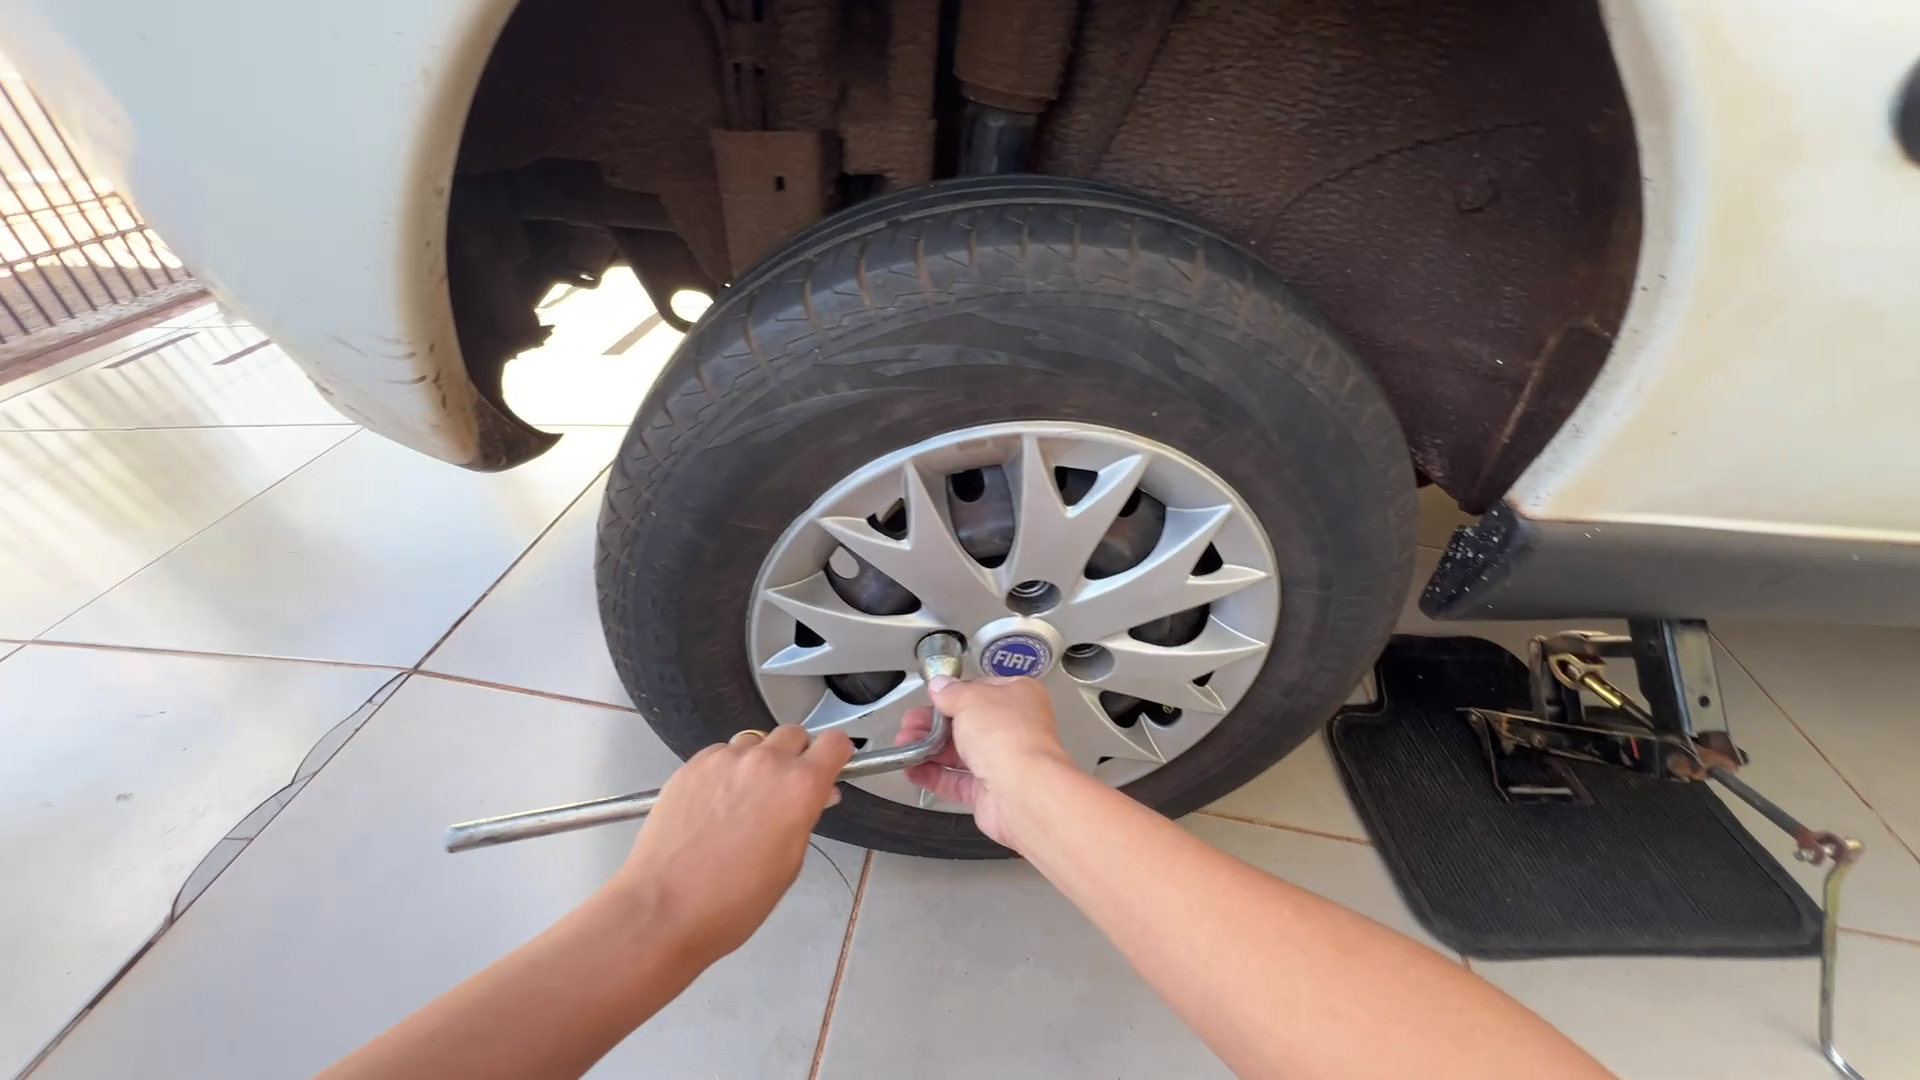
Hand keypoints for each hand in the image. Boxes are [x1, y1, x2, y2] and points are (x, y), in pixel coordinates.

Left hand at [609, 726, 852, 963]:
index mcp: (800, 787)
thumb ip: (805, 817)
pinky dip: (725, 769)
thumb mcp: (789, 863)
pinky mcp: (691, 765)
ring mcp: (725, 759)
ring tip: (744, 798)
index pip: (834, 743)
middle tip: (785, 788)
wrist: (662, 910)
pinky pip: (720, 754)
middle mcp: (766, 762)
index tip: (830, 766)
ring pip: (755, 741)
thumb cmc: (734, 902)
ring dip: (758, 760)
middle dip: (796, 755)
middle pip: (794, 734)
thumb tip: (814, 796)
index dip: (836, 754)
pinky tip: (714, 804)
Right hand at [894, 676, 1076, 848]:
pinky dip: (934, 775)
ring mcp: (1003, 761)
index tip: (931, 697)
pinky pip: (957, 781)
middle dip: (933, 724)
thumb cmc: (1011, 738)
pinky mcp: (991, 791)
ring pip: (960, 753)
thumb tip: (941, 686)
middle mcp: (1015, 729)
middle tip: (911, 724)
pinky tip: (914, 770)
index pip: (982, 689)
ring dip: (929, 749)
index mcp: (1019, 696)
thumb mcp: (971, 699)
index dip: (954, 693)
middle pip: (967, 723)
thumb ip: (951, 692)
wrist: (1023, 792)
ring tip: (905, 746)